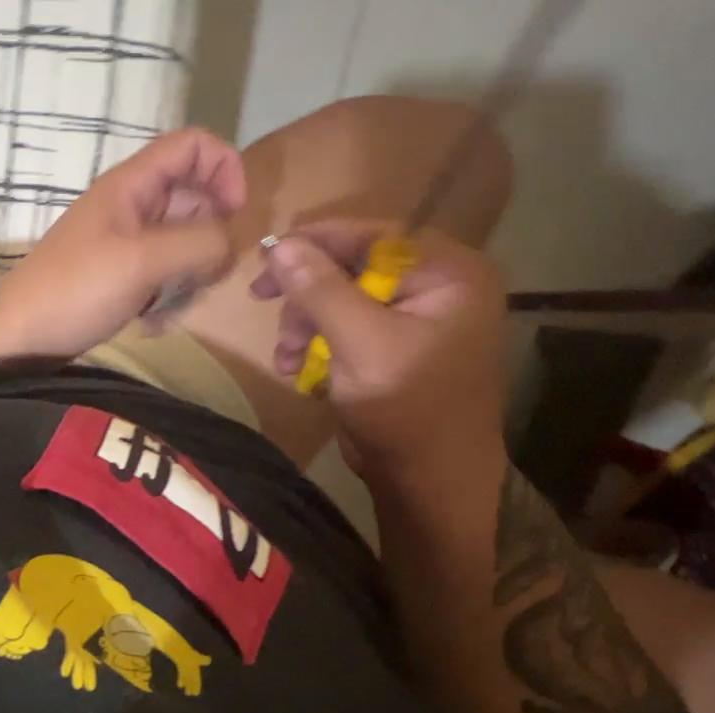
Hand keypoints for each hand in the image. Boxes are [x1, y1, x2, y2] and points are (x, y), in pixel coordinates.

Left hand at [0, 128, 245, 357]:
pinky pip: (158, 271)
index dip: (225, 167)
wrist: (17, 335)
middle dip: (211, 230)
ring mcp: (120, 242)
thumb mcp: (144, 261)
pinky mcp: (115, 276)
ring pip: (179, 238)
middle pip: (193, 195)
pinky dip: (167, 290)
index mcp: (130, 185)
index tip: (235, 212)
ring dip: (191, 268)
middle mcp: (127, 206)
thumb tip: (229, 245)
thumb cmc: (75, 291)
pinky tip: (155, 319)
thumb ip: (199, 243)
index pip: (192, 145)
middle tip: (211, 271)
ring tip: (179, 301)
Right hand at [250, 222, 508, 480]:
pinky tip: (298, 368)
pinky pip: (346, 328)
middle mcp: (438, 286)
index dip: (318, 241)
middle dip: (307, 295)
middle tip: (264, 307)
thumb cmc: (405, 407)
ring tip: (287, 358)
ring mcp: (416, 318)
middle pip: (355, 267)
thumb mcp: (359, 344)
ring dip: (305, 325)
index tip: (265, 256)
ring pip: (343, 299)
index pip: (377, 236)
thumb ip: (321, 291)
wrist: (427, 475)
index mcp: (450, 273)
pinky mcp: (393, 347)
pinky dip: (317, 344)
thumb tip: (281, 246)